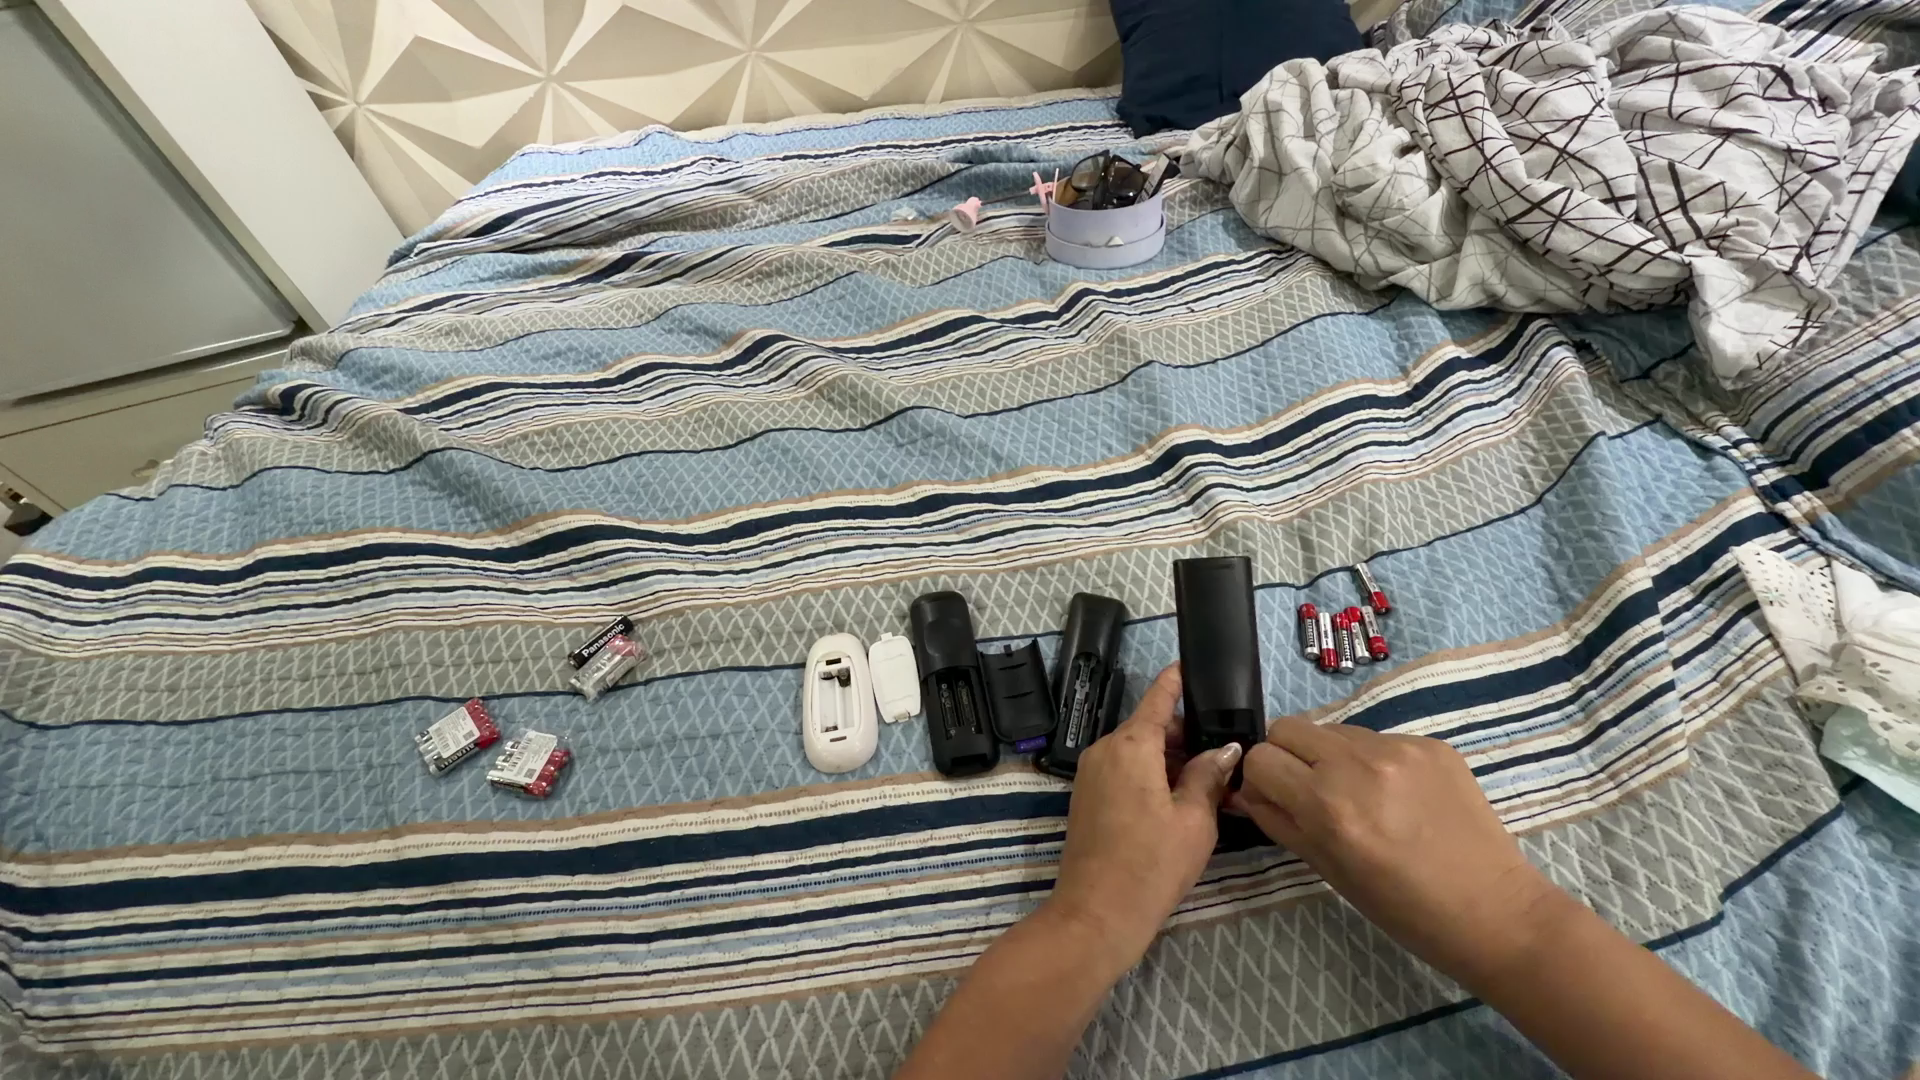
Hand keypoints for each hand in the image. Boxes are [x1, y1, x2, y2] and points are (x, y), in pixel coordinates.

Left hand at [1047, 664, 1242, 962]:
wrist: (1097, 911)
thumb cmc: (1151, 862)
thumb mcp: (1193, 820)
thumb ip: (1208, 776)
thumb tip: (1224, 751)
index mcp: (1130, 745)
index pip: (1157, 699)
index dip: (1175, 681)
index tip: (1188, 664)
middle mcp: (1105, 749)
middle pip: (1148, 726)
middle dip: (1182, 734)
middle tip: (1222, 750)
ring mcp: (1091, 773)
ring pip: (1135, 750)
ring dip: (1167, 757)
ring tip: (1206, 777)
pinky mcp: (1087, 795)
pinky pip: (1122, 769)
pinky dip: (1148, 773)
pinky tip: (1176, 796)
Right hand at [1230, 717, 1571, 983]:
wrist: (1498, 913)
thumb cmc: (1403, 908)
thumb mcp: (1326, 870)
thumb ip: (1277, 821)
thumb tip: (1244, 791)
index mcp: (1327, 805)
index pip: (1259, 757)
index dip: (1262, 779)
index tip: (1278, 799)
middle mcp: (1357, 765)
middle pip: (1286, 728)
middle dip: (1286, 756)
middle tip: (1310, 791)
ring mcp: (1398, 749)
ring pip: (1331, 729)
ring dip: (1329, 756)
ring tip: (1361, 796)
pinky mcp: (1430, 744)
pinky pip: (1375, 738)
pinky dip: (1371, 761)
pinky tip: (1398, 797)